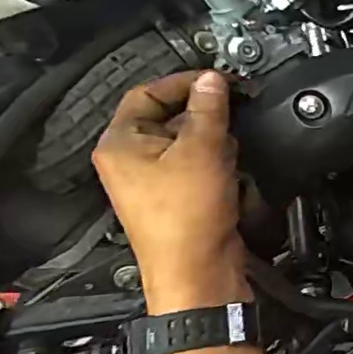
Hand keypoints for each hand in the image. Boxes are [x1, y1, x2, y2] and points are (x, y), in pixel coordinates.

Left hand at [93, 69, 249, 313]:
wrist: (200, 272)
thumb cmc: (185, 224)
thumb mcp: (203, 150)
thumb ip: (210, 109)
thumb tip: (213, 82)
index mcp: (120, 144)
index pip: (149, 92)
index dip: (185, 82)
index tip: (218, 81)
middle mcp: (133, 161)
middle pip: (174, 117)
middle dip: (208, 121)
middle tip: (229, 122)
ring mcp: (157, 180)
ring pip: (193, 142)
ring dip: (217, 146)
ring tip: (227, 163)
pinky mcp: (181, 196)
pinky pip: (203, 166)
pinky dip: (221, 166)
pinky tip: (231, 179)